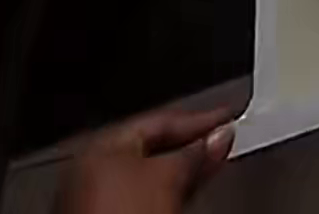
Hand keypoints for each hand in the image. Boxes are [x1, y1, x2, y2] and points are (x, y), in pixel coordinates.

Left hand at [56, 106, 235, 213]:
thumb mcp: (171, 174)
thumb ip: (198, 150)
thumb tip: (220, 135)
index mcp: (101, 147)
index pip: (161, 120)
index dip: (199, 119)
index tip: (225, 118)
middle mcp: (93, 171)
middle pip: (156, 147)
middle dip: (192, 144)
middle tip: (221, 140)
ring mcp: (98, 200)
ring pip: (153, 173)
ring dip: (185, 168)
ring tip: (213, 163)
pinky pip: (146, 195)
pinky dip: (170, 189)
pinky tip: (191, 187)